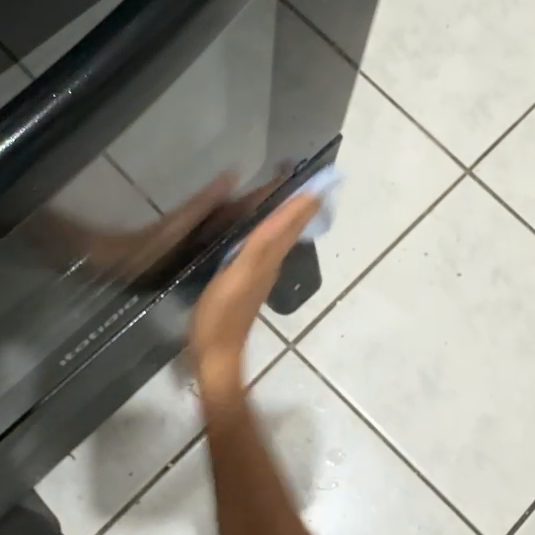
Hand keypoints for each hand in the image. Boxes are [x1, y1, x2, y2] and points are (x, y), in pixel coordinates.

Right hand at [189, 192, 320, 389]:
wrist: (216, 353)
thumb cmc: (222, 316)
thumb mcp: (237, 277)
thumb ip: (259, 247)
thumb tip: (284, 218)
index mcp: (268, 258)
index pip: (289, 224)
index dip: (302, 203)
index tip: (318, 181)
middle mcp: (269, 263)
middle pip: (288, 230)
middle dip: (299, 207)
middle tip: (311, 183)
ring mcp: (259, 273)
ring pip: (279, 239)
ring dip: (287, 218)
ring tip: (293, 198)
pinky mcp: (246, 282)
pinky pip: (264, 249)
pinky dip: (269, 234)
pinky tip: (263, 231)